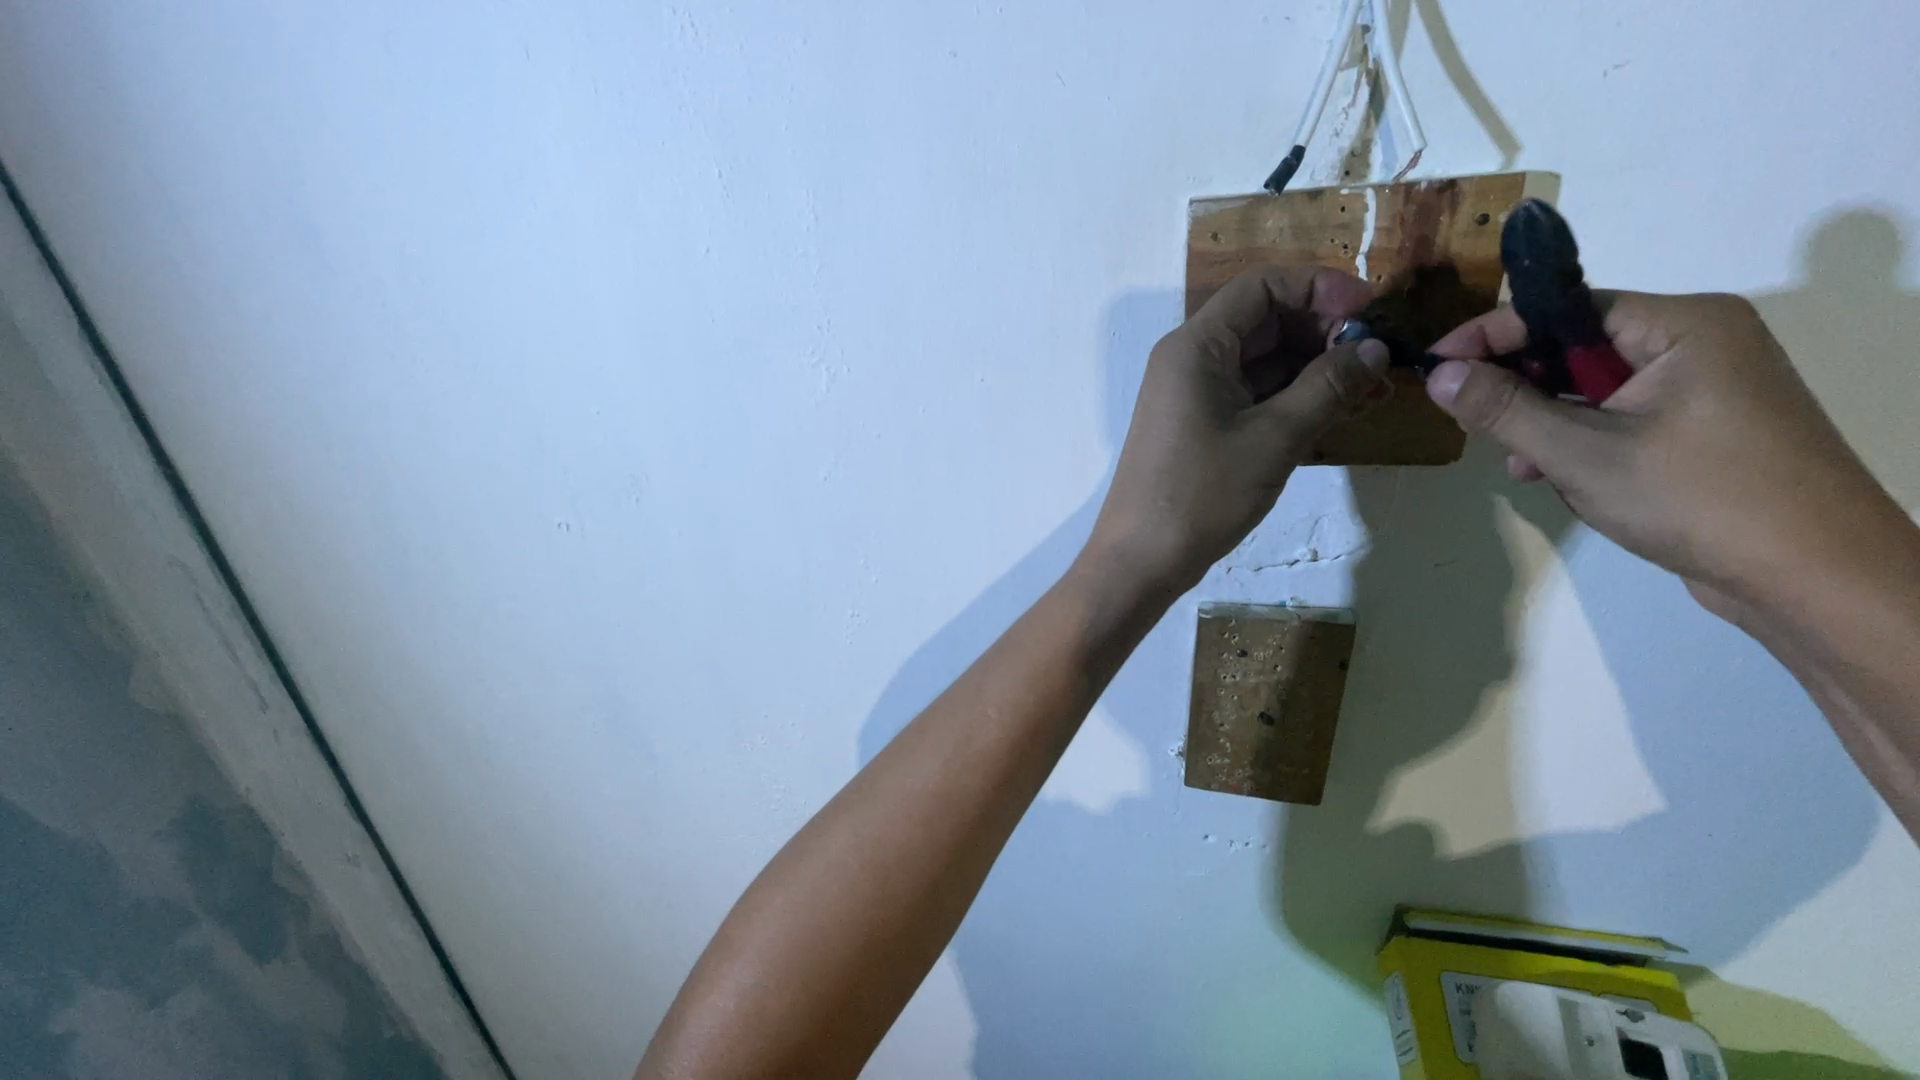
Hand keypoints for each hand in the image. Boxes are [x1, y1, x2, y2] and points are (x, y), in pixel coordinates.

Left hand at [1084, 265, 1387, 592]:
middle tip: (1379, 361)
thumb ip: (1327, 387)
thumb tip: (1375, 348)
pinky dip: (1294, 398)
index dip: (1321, 288)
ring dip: (1316, 370)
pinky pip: (1254, 394)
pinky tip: (1340, 413)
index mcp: (1196, 346)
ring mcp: (1195, 394)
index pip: (1262, 286)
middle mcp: (1191, 359)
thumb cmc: (1202, 495)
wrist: (1141, 560)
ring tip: (1373, 392)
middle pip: (1266, 320)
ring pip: (1264, 361)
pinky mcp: (1202, 425)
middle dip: (1325, 332)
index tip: (1372, 315)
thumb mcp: (1274, 439)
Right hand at [1425, 291, 1910, 613]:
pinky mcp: (1701, 429)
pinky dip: (1580, 443)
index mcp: (1682, 325)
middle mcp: (1697, 343)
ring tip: (1523, 465)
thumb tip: (1438, 373)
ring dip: (1547, 425)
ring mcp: (1703, 388)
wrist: (1811, 575)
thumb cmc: (1697, 497)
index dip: (1491, 335)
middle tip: (1473, 424)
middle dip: (1522, 390)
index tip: (1434, 367)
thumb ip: (1504, 408)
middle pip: (1576, 350)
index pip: (1562, 310)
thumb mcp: (1582, 452)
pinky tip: (1556, 477)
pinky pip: (1618, 419)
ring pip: (1592, 390)